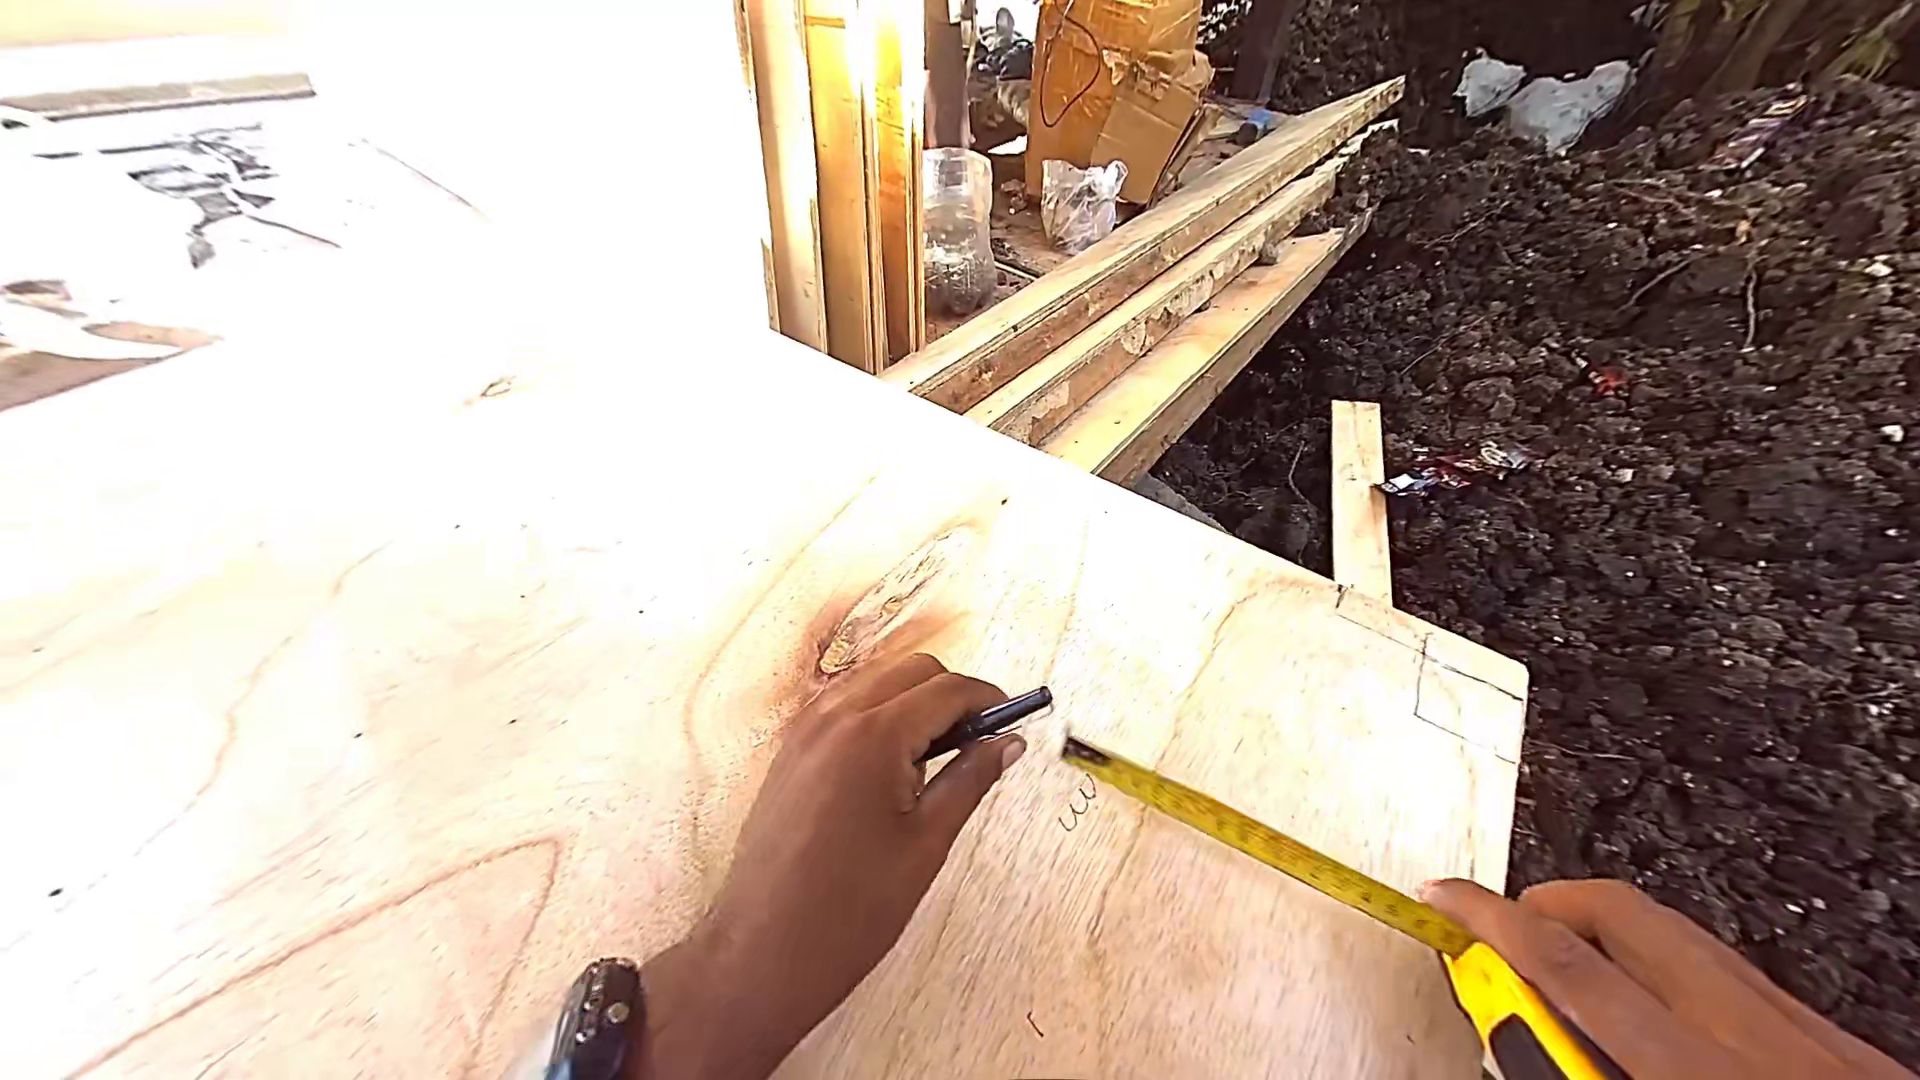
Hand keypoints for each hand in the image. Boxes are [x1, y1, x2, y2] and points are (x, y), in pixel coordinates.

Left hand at [636, 654, 1027, 1079]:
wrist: (759, 954)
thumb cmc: (850, 911)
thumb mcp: (926, 843)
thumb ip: (971, 778)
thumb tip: (1009, 743)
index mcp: (873, 736)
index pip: (947, 689)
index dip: (987, 698)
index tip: (1010, 718)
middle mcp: (836, 715)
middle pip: (914, 668)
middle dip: (953, 692)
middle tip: (975, 739)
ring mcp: (807, 726)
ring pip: (880, 677)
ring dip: (916, 697)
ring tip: (934, 753)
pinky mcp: (792, 743)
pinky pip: (848, 701)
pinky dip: (881, 710)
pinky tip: (892, 759)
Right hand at [1421, 878, 1913, 1079]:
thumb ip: (1578, 1071)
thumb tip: (1517, 1032)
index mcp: (1706, 1077)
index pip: (1564, 962)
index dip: (1484, 916)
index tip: (1440, 896)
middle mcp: (1770, 1046)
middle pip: (1618, 912)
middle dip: (1540, 903)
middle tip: (1505, 931)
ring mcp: (1827, 1044)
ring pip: (1675, 930)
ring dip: (1600, 933)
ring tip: (1575, 974)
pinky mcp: (1860, 1053)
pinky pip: (1733, 971)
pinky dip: (1668, 969)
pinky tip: (1661, 1014)